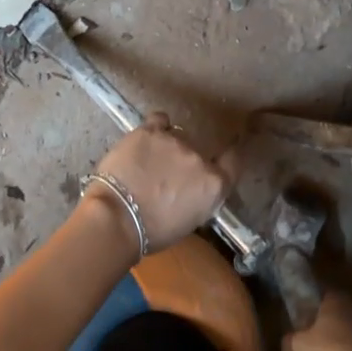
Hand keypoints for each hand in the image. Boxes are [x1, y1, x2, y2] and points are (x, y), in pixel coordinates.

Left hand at [85, 112, 234, 252]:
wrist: (118, 216)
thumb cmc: (154, 231)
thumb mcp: (190, 220)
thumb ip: (199, 196)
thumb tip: (194, 186)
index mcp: (214, 184)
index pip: (233, 162)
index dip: (226, 160)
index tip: (218, 161)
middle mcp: (198, 158)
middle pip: (199, 151)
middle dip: (186, 162)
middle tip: (168, 176)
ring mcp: (174, 140)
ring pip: (178, 137)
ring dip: (169, 148)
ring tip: (150, 163)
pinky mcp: (149, 130)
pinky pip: (160, 120)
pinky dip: (157, 127)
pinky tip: (148, 138)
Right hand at [285, 292, 351, 350]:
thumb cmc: (329, 350)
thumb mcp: (301, 345)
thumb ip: (292, 338)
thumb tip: (286, 338)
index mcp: (337, 303)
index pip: (329, 293)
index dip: (320, 301)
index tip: (312, 310)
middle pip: (345, 313)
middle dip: (336, 323)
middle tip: (323, 335)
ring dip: (351, 340)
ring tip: (338, 348)